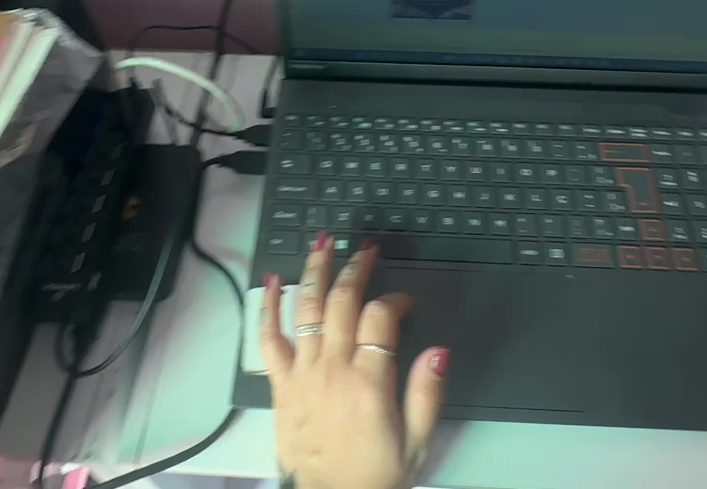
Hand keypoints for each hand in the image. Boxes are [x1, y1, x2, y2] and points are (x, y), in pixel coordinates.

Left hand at [260, 232, 447, 488]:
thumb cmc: (373, 476)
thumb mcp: (415, 443)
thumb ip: (427, 394)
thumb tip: (438, 351)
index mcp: (368, 381)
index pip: (381, 317)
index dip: (396, 299)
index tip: (405, 300)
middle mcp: (333, 368)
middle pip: (343, 301)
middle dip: (356, 268)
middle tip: (365, 248)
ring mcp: (303, 373)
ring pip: (308, 309)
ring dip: (315, 271)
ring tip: (322, 242)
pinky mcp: (280, 385)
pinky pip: (270, 339)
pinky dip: (268, 307)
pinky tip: (273, 280)